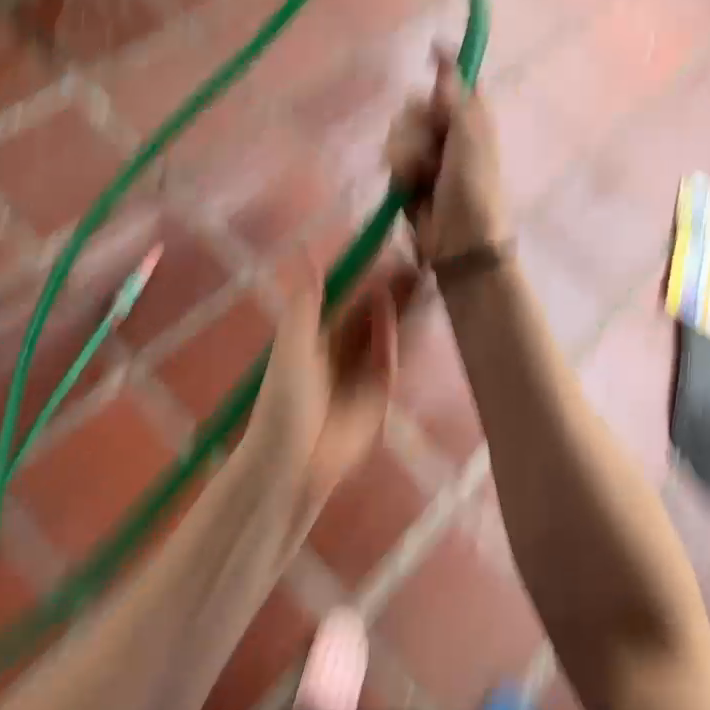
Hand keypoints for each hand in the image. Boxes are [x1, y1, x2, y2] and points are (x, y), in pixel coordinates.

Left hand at [247, 259, 416, 505]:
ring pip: (389, 331)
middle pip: (375, 310)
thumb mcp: (292, 344)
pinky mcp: (379, 393)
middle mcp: (343, 347)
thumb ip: (305, 300)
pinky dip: (401, 341)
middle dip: (395, 289)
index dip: (370, 273)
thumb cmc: (284, 399)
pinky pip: (394, 361)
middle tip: (418, 262)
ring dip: (405, 309)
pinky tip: (410, 320)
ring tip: (424, 282)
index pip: (350, 295)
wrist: (294, 459)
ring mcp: (363, 370)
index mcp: (319, 332)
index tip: (391, 250)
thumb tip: (305, 249)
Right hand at [384, 49, 509, 260]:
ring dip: (406, 152)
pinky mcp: (406, 177)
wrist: (459, 243)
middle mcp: (448, 133)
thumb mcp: (471, 141)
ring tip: (420, 176)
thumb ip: (458, 99)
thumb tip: (446, 56)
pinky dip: (398, 171)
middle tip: (432, 145)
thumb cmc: (474, 191)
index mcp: (472, 120)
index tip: (431, 49)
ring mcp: (426, 155)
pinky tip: (408, 185)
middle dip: (417, 124)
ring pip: (398, 130)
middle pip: (416, 104)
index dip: (444, 66)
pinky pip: (390, 157)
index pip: (455, 82)